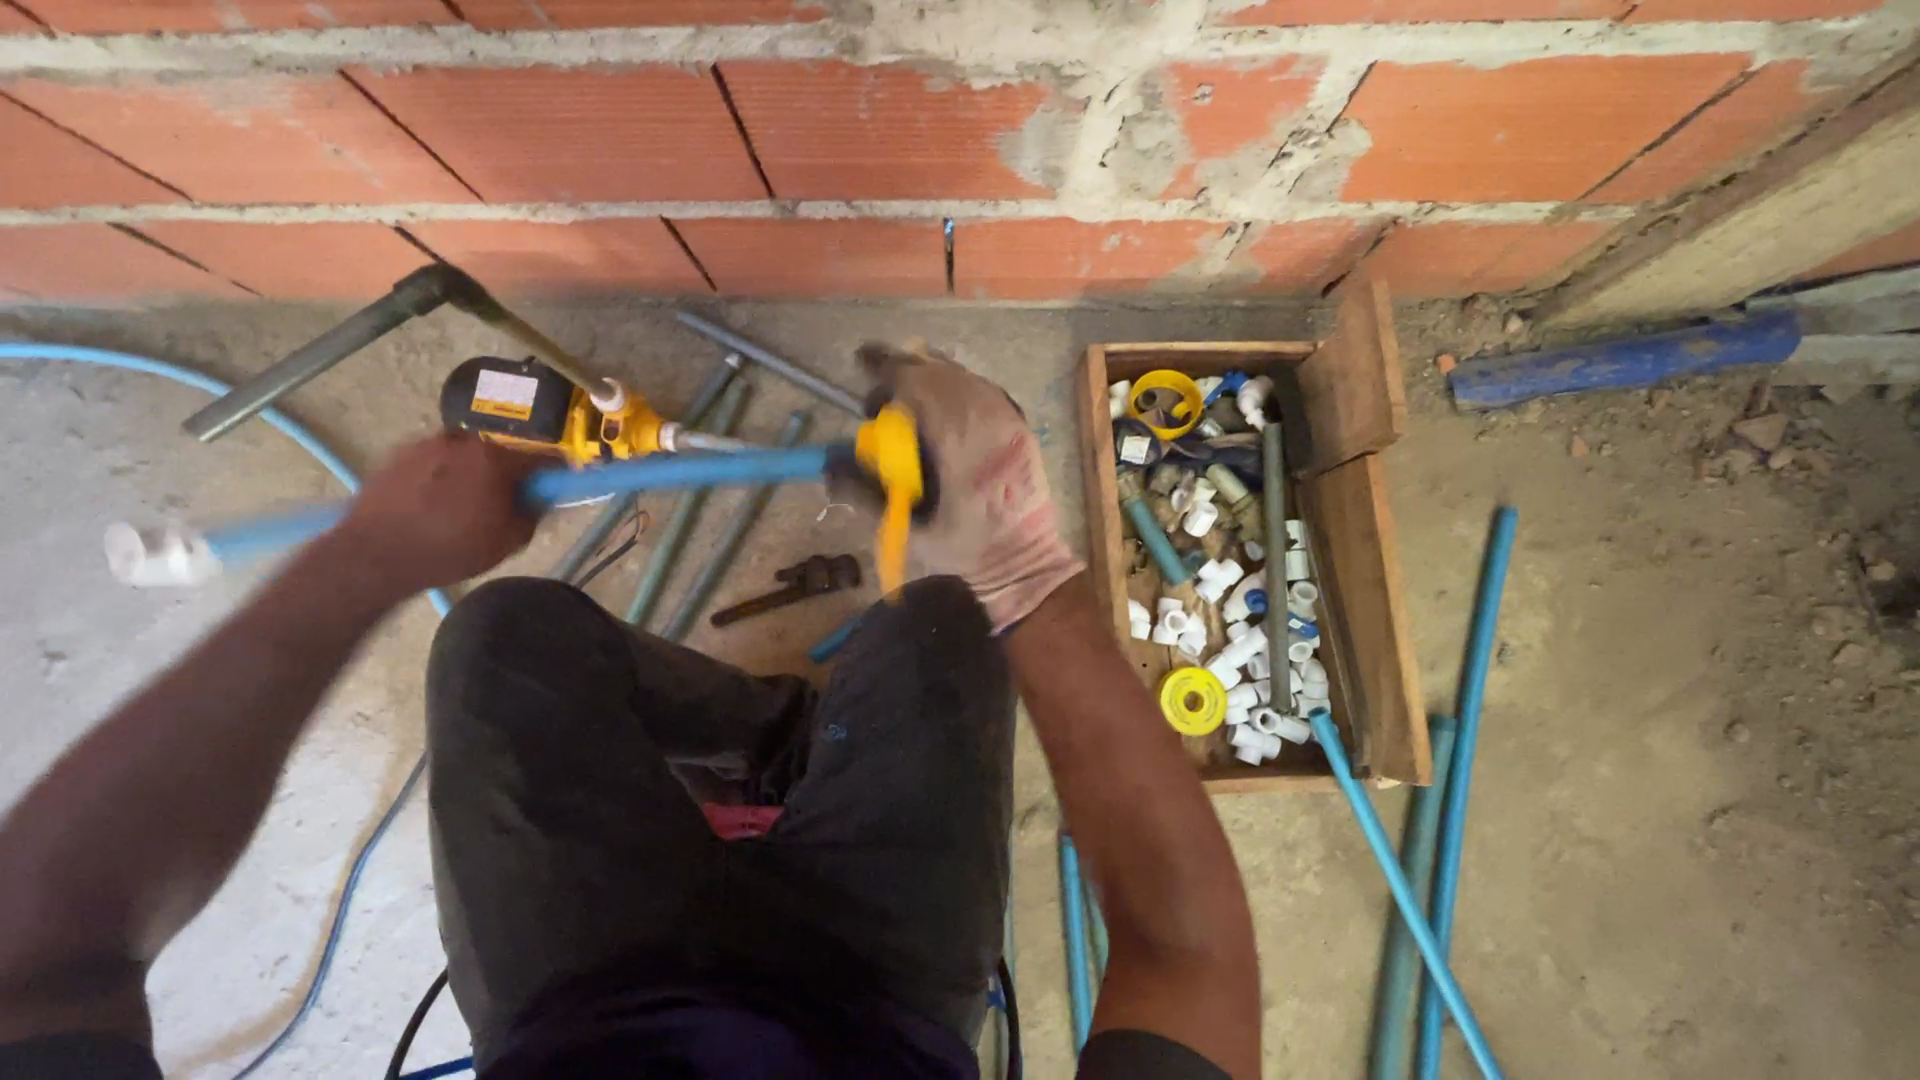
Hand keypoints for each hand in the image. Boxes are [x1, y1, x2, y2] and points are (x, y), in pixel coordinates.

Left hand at [334, 432, 542, 593]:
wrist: (373, 555)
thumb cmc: (450, 549)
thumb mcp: (510, 540)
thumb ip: (533, 512)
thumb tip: (537, 498)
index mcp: (496, 458)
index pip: (544, 457)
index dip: (554, 474)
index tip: (552, 489)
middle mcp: (464, 440)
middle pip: (501, 453)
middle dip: (507, 473)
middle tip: (503, 502)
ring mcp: (426, 444)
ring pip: (465, 455)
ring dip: (472, 472)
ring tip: (462, 504)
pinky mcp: (397, 454)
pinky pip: (435, 461)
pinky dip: (441, 475)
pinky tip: (432, 502)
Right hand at [851, 342, 1082, 631]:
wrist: (1025, 560)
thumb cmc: (966, 551)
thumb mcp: (911, 532)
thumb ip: (867, 498)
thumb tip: (826, 470)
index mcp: (963, 450)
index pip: (920, 388)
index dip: (887, 370)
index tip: (860, 364)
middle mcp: (989, 425)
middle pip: (940, 374)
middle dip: (902, 371)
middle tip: (877, 395)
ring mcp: (1010, 421)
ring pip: (963, 375)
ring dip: (928, 374)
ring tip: (903, 392)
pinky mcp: (1020, 424)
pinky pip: (983, 386)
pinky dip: (955, 382)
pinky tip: (939, 398)